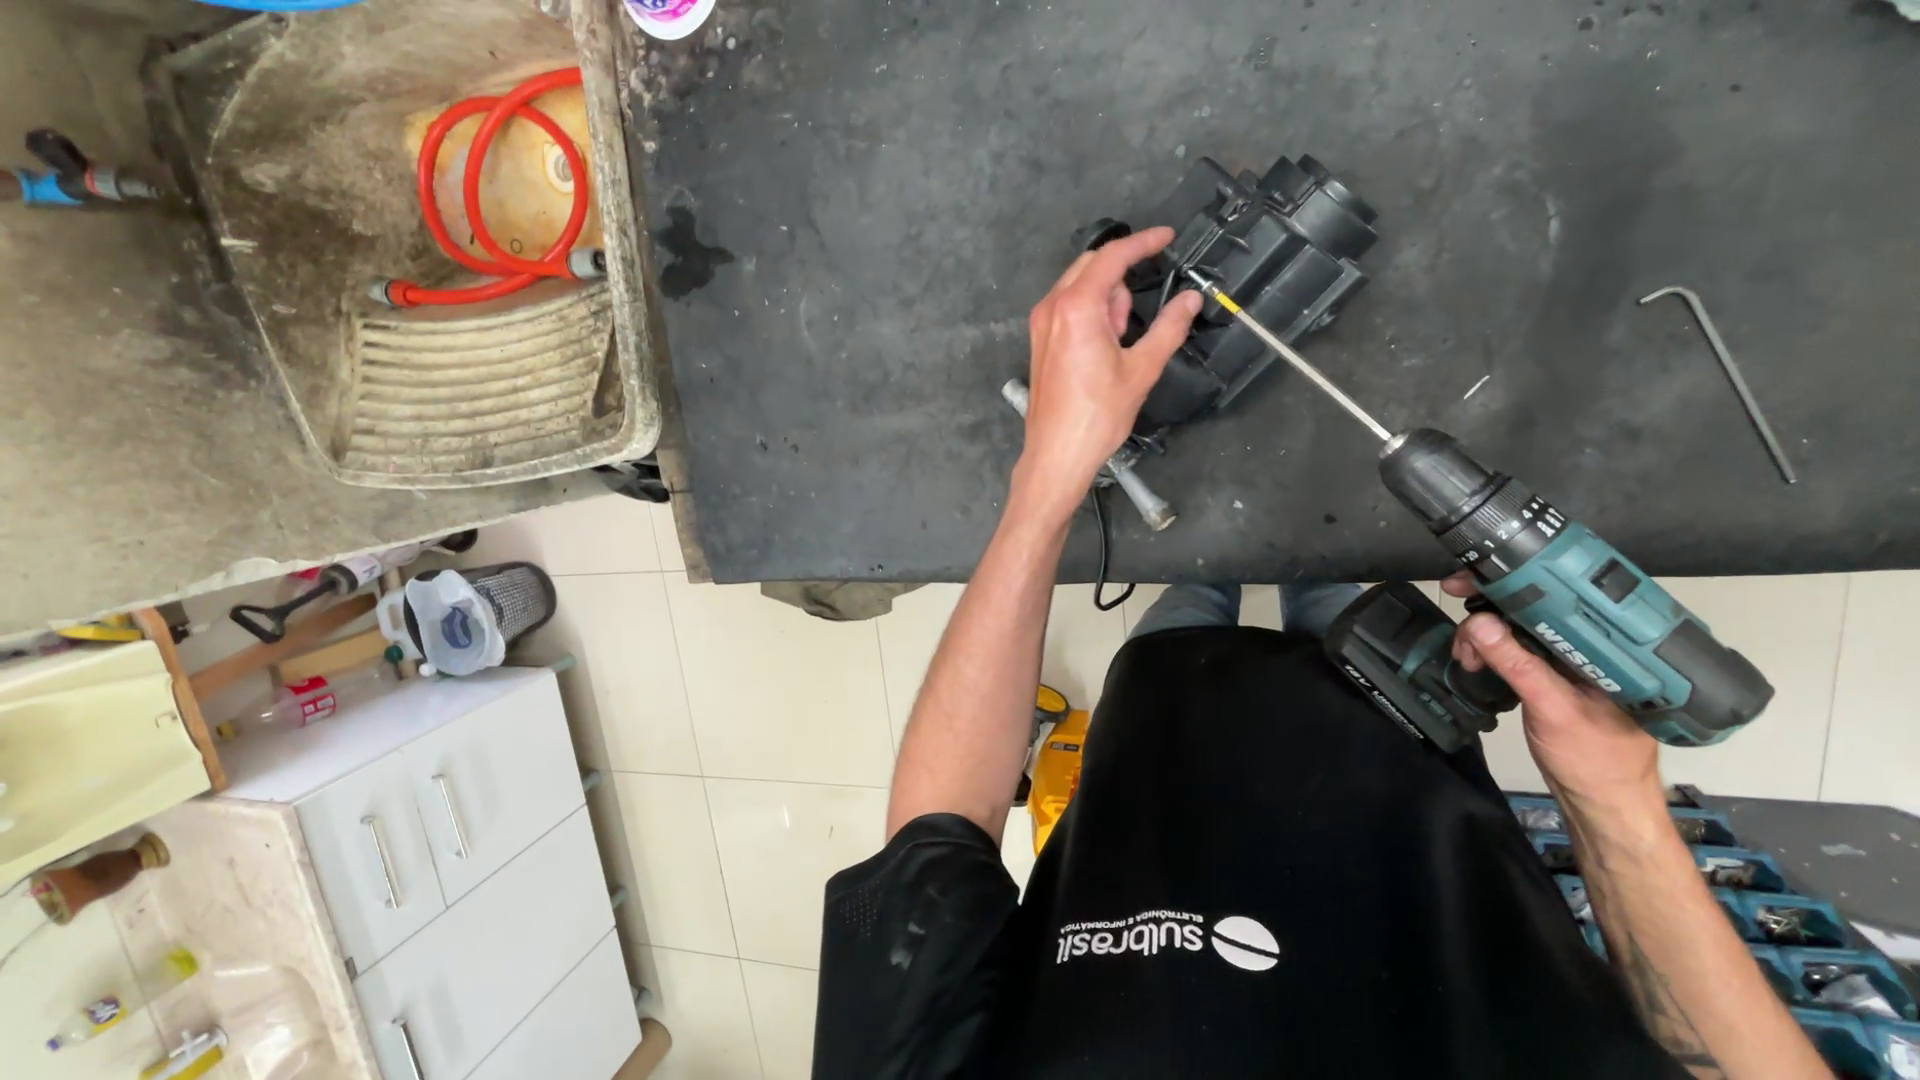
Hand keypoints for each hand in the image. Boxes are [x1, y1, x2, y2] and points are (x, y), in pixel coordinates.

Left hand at [1015, 227, 1202, 508]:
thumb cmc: (1097, 416)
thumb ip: (1169, 328)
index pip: (1113, 257)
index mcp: (1076, 308)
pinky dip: (1091, 314)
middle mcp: (1052, 307)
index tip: (1167, 238)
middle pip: (1092, 266)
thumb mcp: (1142, 369)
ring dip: (1107, 301)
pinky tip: (1103, 347)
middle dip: (1122, 280)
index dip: (1143, 243)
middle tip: (1139, 318)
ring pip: (1080, 287)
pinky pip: (1068, 308)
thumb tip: (1190, 300)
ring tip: (1119, 344)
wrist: (1057, 453)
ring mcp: (1041, 323)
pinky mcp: (1040, 340)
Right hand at [1442, 573, 1663, 810]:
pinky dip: (1492, 649)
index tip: (1468, 579)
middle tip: (1460, 631)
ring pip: (1521, 627)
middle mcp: (1594, 647)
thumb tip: (1479, 623)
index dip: (1512, 581)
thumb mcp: (1553, 710)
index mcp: (1610, 647)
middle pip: (1535, 607)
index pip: (1560, 595)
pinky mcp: (1556, 676)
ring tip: (1467, 658)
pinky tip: (1477, 661)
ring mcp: (1575, 661)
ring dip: (1485, 635)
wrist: (1604, 808)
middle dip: (1489, 610)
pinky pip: (1519, 648)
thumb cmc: (1595, 763)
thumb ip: (1518, 665)